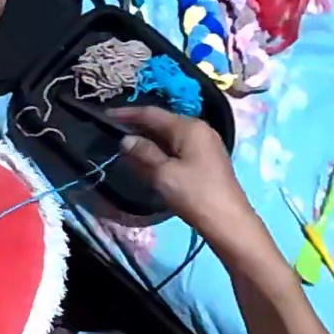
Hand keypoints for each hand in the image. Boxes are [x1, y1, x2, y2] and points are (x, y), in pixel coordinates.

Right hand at [110, 106, 264, 251]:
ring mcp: (205, 144)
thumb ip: (143, 153)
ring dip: (148, 139)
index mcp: (188, 127)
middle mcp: (199, 129)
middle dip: (138, 125)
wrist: (227, 220)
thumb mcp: (163, 174)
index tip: (106, 114)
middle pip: (162, 122)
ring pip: (170, 135)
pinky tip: (148, 159)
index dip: (127, 113)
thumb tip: (126, 139)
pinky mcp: (206, 159)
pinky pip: (178, 147)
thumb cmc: (194, 194)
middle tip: (113, 131)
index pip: (152, 114)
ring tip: (126, 145)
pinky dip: (160, 150)